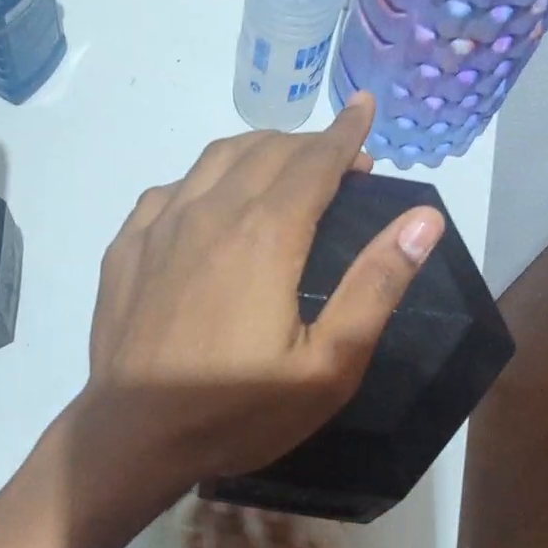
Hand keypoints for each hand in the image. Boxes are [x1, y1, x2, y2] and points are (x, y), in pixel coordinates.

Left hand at [83, 93, 444, 485]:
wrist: (135, 438)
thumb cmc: (237, 412)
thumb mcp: (326, 368)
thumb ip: (375, 288)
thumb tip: (422, 219)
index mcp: (266, 234)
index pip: (316, 161)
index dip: (347, 134)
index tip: (365, 109)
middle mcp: (210, 212)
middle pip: (266, 152)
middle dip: (308, 144)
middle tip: (336, 161)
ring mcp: (159, 228)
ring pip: (213, 161)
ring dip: (256, 151)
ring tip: (280, 167)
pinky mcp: (125, 251)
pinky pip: (168, 191)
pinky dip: (202, 181)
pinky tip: (207, 203)